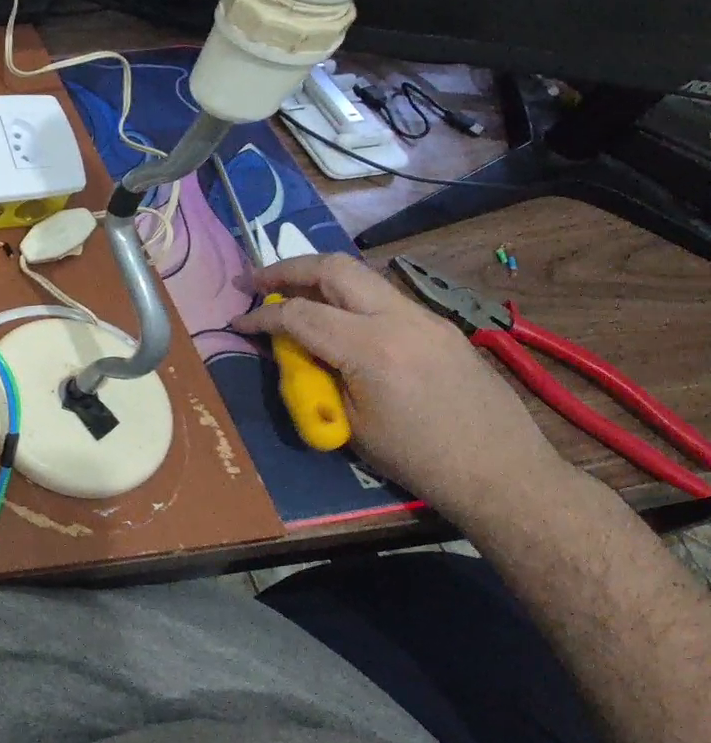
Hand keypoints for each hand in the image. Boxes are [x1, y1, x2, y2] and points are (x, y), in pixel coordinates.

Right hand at [231, 255, 566, 515]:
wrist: (505, 474)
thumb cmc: (417, 459)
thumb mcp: (347, 422)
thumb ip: (315, 375)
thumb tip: (289, 349)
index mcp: (371, 349)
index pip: (299, 313)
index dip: (260, 316)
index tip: (237, 322)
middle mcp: (400, 320)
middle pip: (334, 268)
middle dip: (287, 269)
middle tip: (256, 281)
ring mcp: (426, 319)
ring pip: (361, 276)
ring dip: (319, 279)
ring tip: (290, 296)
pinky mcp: (440, 327)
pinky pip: (383, 297)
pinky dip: (348, 297)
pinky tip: (335, 320)